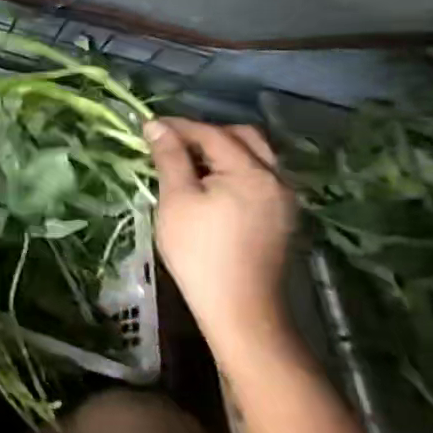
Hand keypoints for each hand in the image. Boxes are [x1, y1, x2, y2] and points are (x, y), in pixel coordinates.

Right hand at [144, 118, 298, 344]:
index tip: (147, 127)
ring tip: (187, 162)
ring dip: (222, 150)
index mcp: (251, 172)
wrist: (239, 308)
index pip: (212, 133)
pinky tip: (210, 184)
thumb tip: (156, 125)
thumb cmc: (199, 251)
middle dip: (206, 133)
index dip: (178, 126)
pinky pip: (260, 176)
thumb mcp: (176, 199)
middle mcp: (276, 179)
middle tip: (172, 142)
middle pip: (243, 137)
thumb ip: (170, 158)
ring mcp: (284, 199)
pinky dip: (234, 169)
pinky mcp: (282, 217)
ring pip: (255, 156)